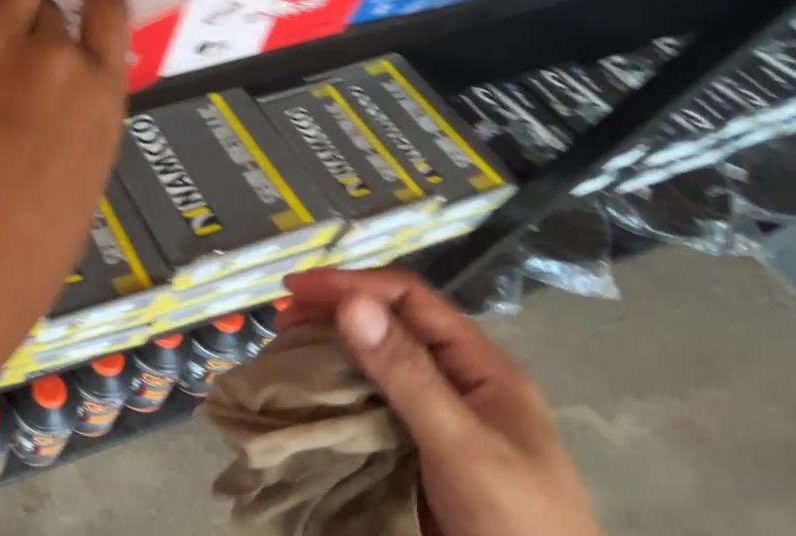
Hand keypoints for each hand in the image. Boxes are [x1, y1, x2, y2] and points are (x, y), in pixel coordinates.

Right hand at [282, 269, 602, 535]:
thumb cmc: (515, 520)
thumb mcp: (462, 446)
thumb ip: (408, 374)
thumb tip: (350, 301)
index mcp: (481, 366)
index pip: (409, 298)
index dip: (351, 284)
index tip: (294, 290)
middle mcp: (457, 380)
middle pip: (389, 322)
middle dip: (332, 312)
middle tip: (281, 322)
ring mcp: (437, 414)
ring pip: (374, 360)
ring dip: (329, 347)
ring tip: (284, 350)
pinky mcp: (415, 445)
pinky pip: (369, 399)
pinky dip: (334, 385)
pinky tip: (307, 390)